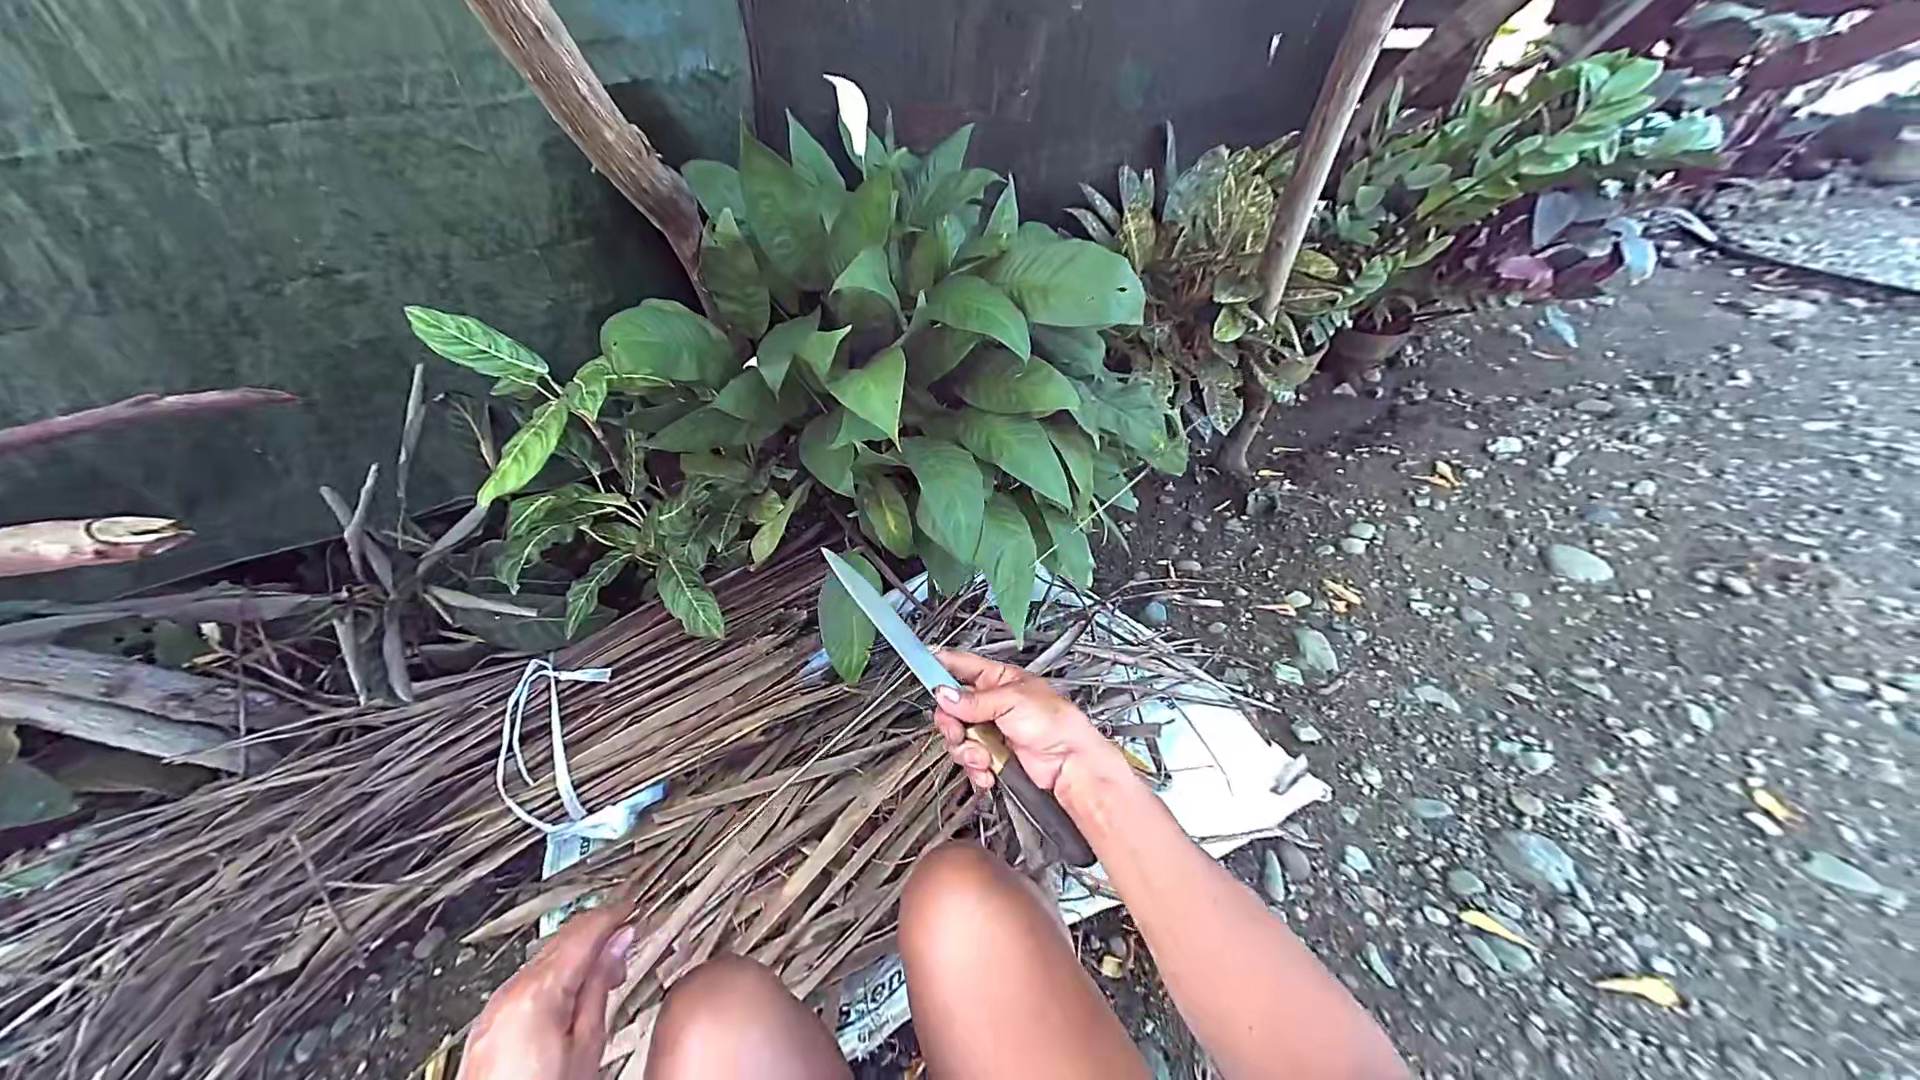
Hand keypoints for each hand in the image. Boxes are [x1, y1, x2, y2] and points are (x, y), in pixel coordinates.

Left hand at [457, 905, 633, 1079]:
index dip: (615, 915)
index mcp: (538, 992)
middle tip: (627, 939)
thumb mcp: (588, 1044)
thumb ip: (602, 984)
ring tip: (606, 971)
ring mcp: (493, 1010)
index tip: (633, 910)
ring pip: (545, 958)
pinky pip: (528, 982)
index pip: (585, 931)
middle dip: (598, 933)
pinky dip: (556, 975)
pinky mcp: (487, 1027)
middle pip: (563, 939)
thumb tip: (619, 942)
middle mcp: (509, 993)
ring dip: (578, 953)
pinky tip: (573, 991)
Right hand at [931, 649, 1120, 799]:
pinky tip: (988, 771)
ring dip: (966, 751)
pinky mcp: (993, 756)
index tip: (921, 664)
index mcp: (997, 680)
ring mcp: (991, 730)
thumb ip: (974, 700)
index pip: (961, 665)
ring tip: (983, 756)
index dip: (940, 665)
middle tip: (959, 732)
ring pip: (958, 739)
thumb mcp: (1011, 701)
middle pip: (951, 709)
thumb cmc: (1055, 722)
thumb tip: (944, 694)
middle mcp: (991, 704)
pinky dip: (975, 770)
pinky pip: (969, 762)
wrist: (1071, 763)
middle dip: (952, 725)